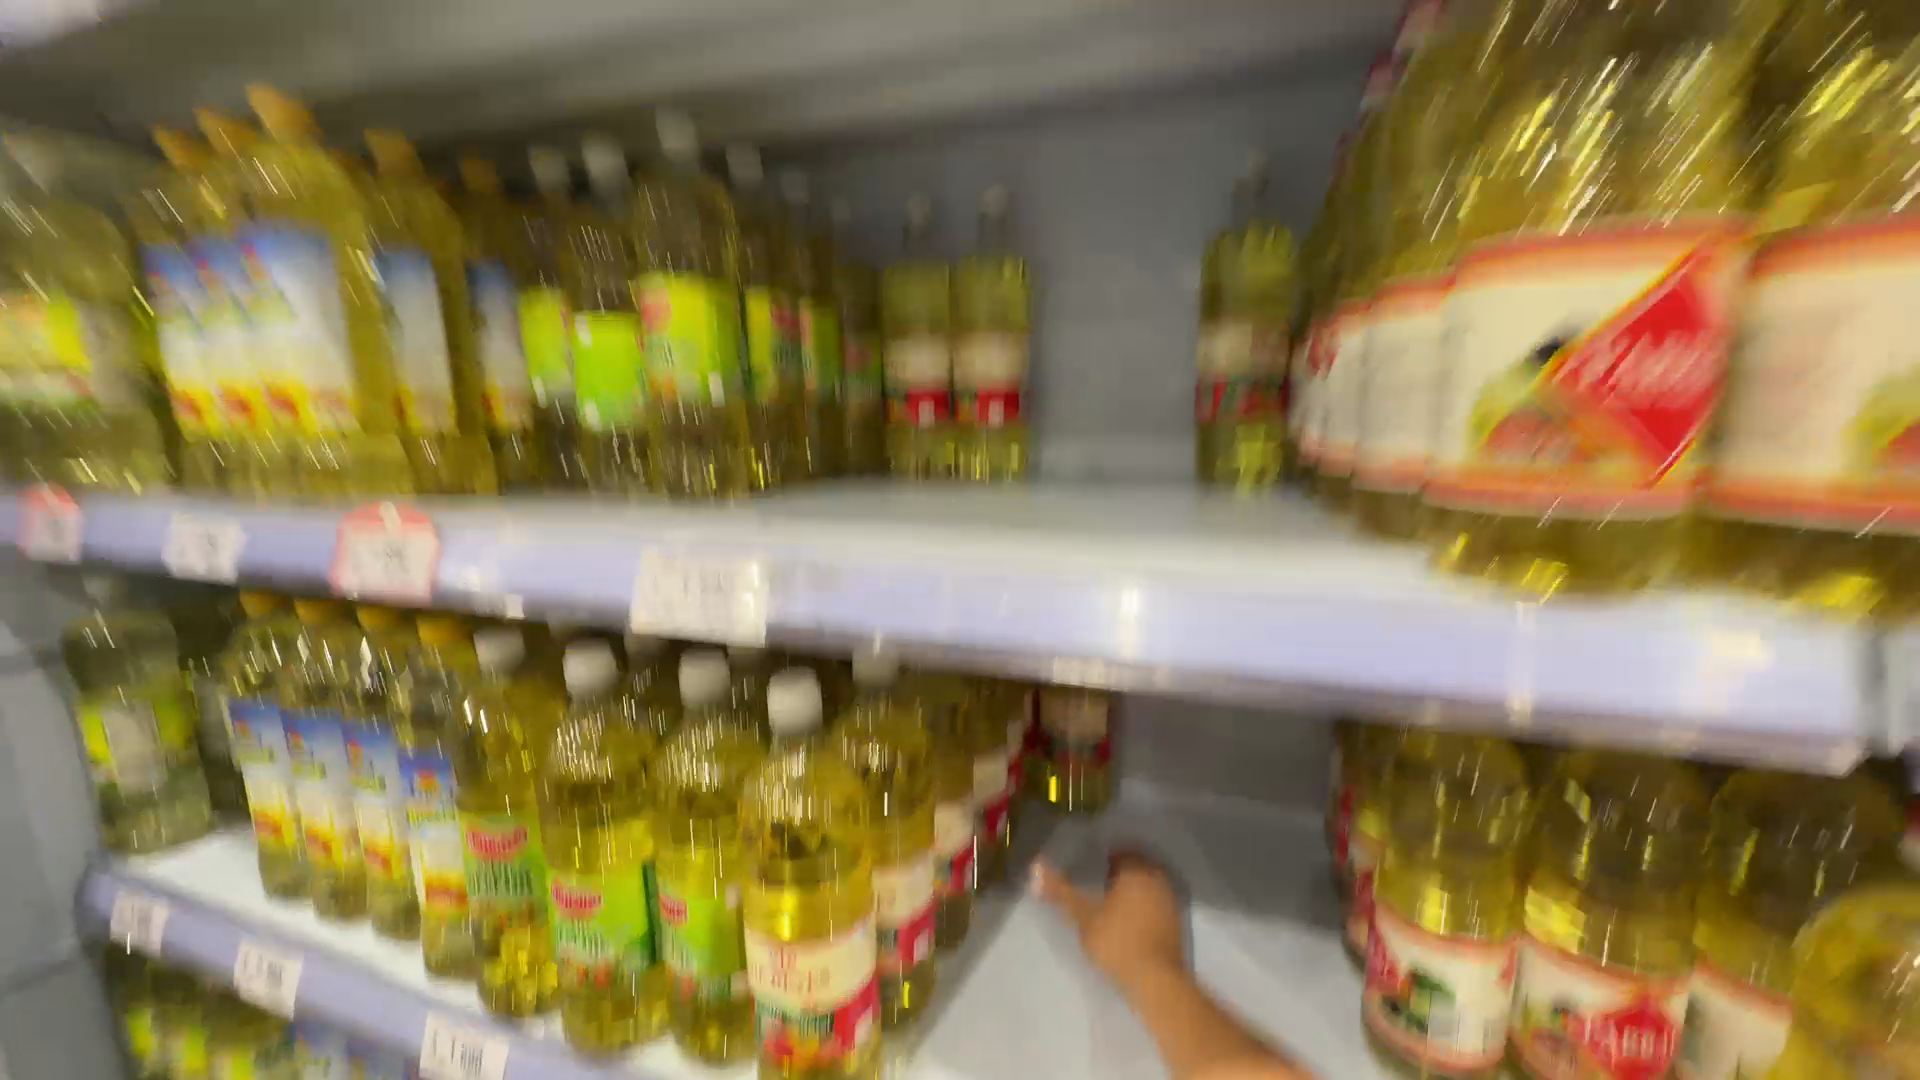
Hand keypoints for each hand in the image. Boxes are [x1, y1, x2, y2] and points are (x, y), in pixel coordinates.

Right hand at [1032, 850, 1186, 992]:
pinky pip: (1156, 903)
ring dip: (1132, 890)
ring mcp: (1171, 900)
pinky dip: (1143, 906)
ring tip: (1110, 903)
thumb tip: (1036, 865)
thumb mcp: (1083, 916)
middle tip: (1096, 884)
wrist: (1158, 982)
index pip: (1119, 851)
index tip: (1088, 868)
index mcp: (1136, 868)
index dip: (1102, 857)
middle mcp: (1158, 877)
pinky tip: (1129, 920)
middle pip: (1135, 866)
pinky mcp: (1177, 923)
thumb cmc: (1118, 941)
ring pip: (1147, 885)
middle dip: (1118, 872)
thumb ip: (1061, 891)